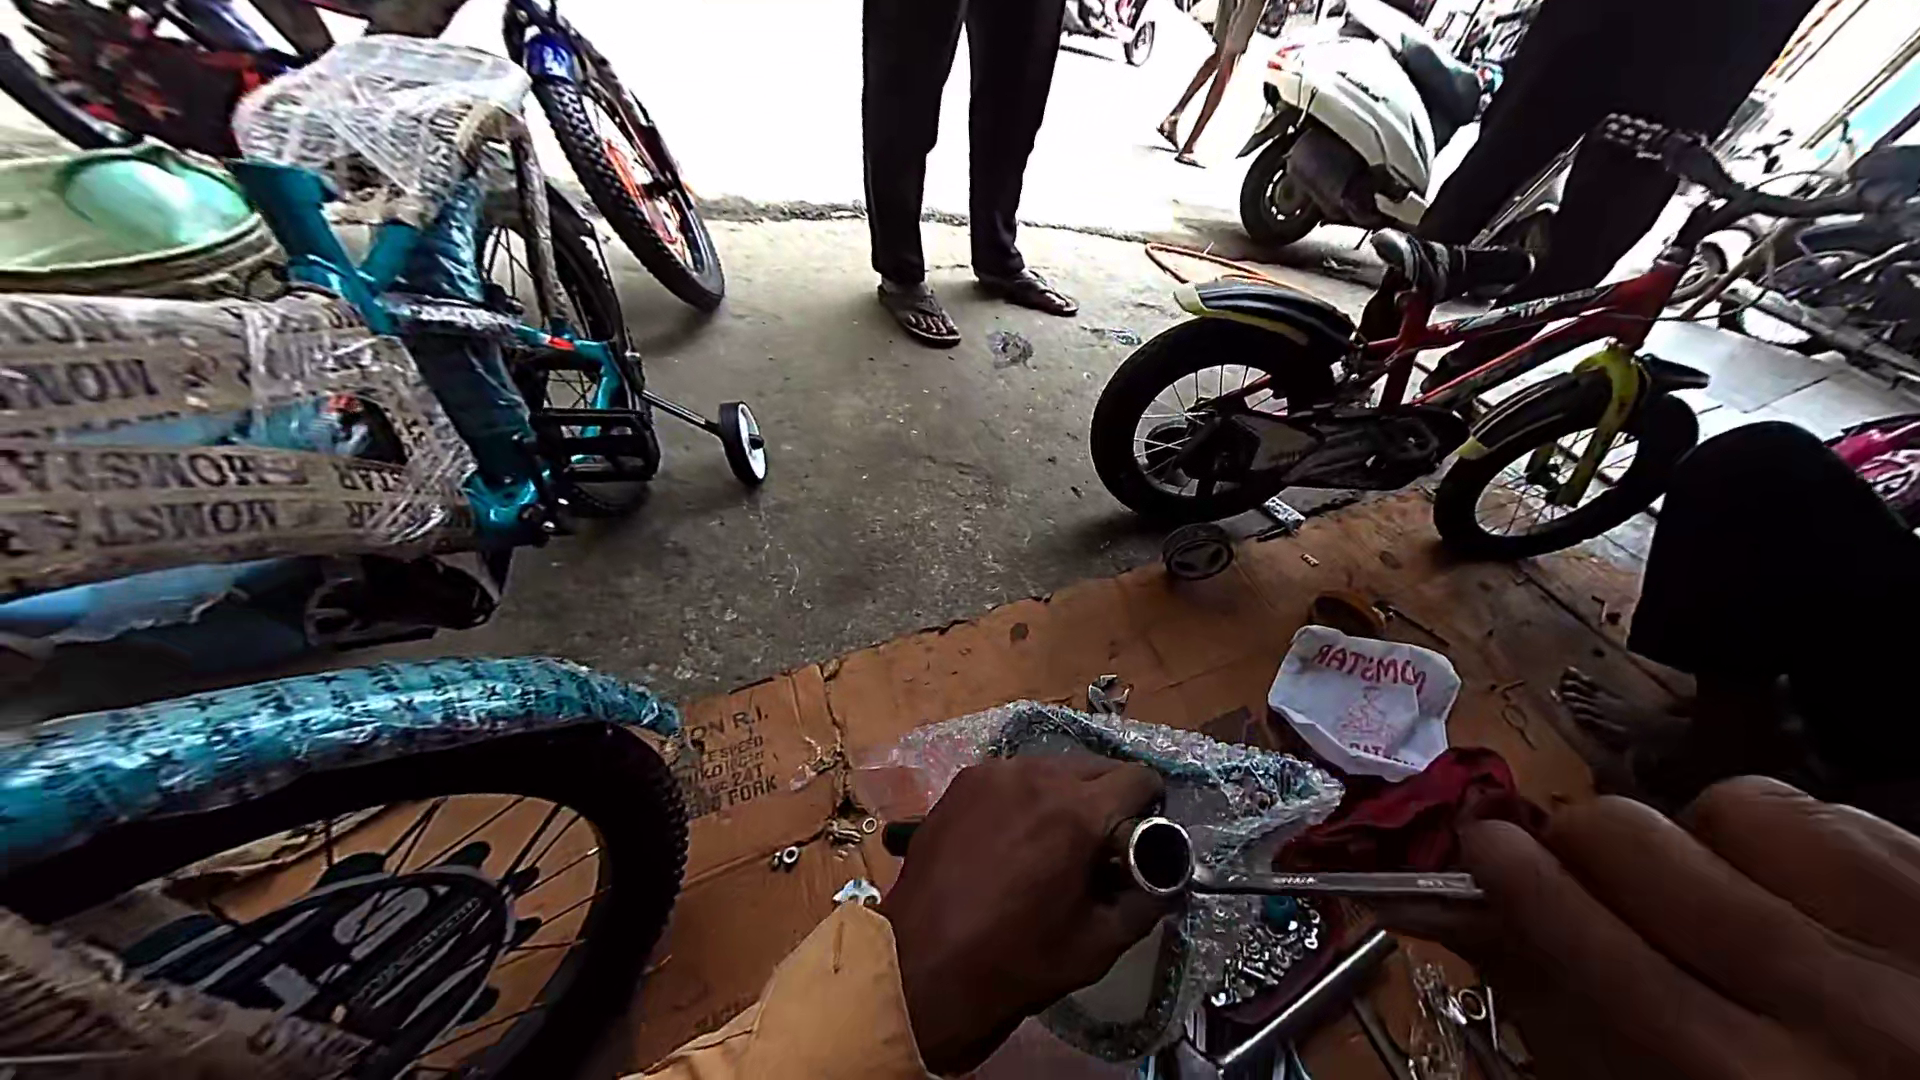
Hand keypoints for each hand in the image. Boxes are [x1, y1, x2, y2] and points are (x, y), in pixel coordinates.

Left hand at [879, 755, 1170, 1074]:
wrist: (925, 959)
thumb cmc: (1018, 958)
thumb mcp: (1098, 944)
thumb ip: (1145, 902)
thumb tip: (1166, 878)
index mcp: (1078, 812)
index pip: (1136, 777)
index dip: (1151, 798)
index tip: (1148, 821)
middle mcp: (1039, 775)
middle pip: (1095, 766)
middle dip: (1110, 793)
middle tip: (1105, 833)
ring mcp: (997, 771)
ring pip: (1052, 766)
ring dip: (1067, 790)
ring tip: (1056, 830)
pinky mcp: (966, 778)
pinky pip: (1014, 774)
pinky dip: (1027, 792)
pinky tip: (1015, 827)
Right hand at [1377, 777, 1919, 1078]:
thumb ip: (1548, 995)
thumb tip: (1446, 903)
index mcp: (1733, 1076)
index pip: (1569, 920)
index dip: (1501, 860)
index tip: (1482, 840)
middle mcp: (1840, 1018)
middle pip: (1630, 836)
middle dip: (1593, 844)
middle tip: (1603, 874)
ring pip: (1737, 806)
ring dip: (1711, 840)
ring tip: (1741, 896)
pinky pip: (1843, 816)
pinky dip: (1805, 844)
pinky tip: (1819, 902)